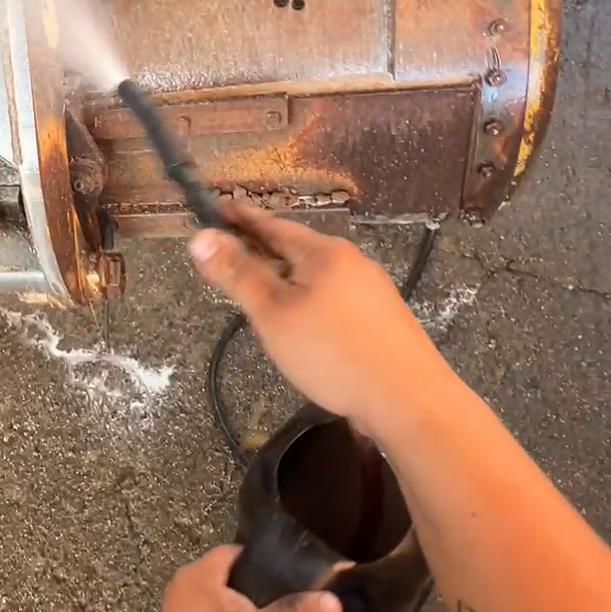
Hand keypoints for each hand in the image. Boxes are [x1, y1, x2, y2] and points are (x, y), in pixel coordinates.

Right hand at [187, 203, 459, 438]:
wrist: (410, 402)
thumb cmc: (332, 352)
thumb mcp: (272, 313)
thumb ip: (236, 274)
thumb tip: (199, 237)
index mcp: (323, 252)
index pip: (273, 225)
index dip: (243, 219)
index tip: (220, 209)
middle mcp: (350, 262)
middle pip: (297, 248)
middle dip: (264, 250)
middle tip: (233, 254)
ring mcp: (371, 290)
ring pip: (316, 274)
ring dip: (287, 277)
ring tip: (263, 291)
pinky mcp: (382, 319)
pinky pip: (334, 295)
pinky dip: (308, 297)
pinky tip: (304, 321)